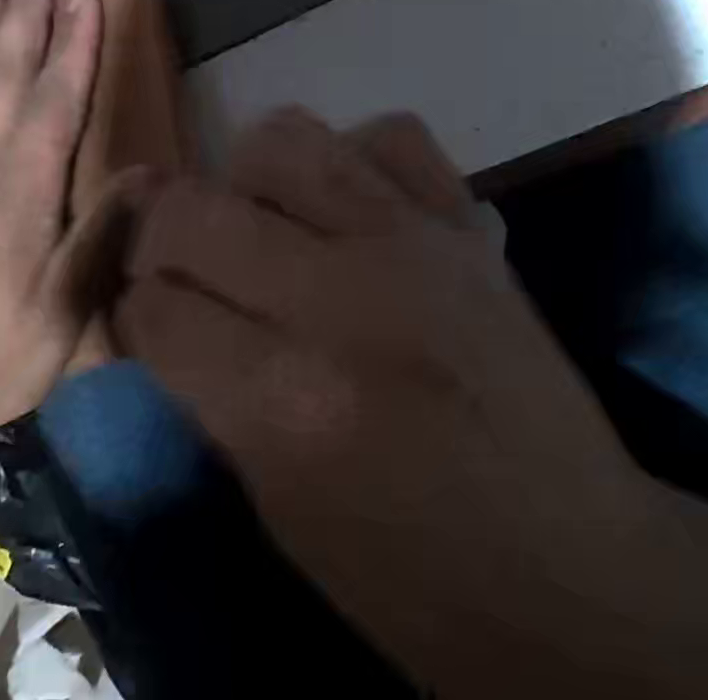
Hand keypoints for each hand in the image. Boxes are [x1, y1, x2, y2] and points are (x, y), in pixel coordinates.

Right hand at [115, 110, 701, 691]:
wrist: (568, 552)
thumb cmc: (416, 570)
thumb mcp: (284, 509)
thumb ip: (217, 396)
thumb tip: (173, 316)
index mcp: (283, 400)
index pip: (155, 307)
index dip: (139, 314)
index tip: (153, 322)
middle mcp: (342, 297)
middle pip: (197, 209)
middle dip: (167, 237)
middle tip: (189, 268)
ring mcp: (414, 244)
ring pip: (286, 141)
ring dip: (251, 181)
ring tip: (270, 226)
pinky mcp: (470, 225)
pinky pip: (393, 137)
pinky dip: (359, 157)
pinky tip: (359, 206)